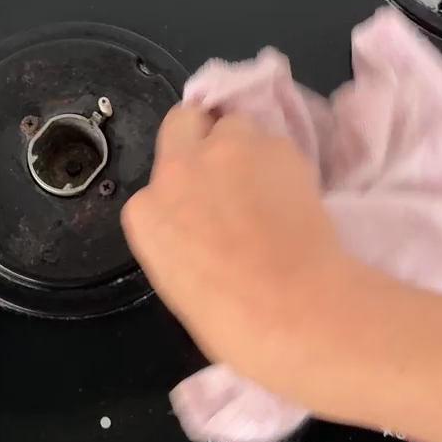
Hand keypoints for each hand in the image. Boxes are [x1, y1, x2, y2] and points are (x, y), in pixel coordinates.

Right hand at [121, 105, 365, 405]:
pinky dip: (282, 164)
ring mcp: (228, 150)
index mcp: (145, 211)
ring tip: (268, 185)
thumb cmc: (233, 321)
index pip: (159, 180)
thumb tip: (204, 223)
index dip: (184, 189)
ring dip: (244, 147)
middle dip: (200, 134)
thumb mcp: (178, 278)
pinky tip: (296, 197)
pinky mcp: (276, 146)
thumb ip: (180, 232)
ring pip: (234, 124)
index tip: (203, 209)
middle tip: (224, 167)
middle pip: (183, 120)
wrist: (295, 312)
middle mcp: (179, 168)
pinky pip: (275, 144)